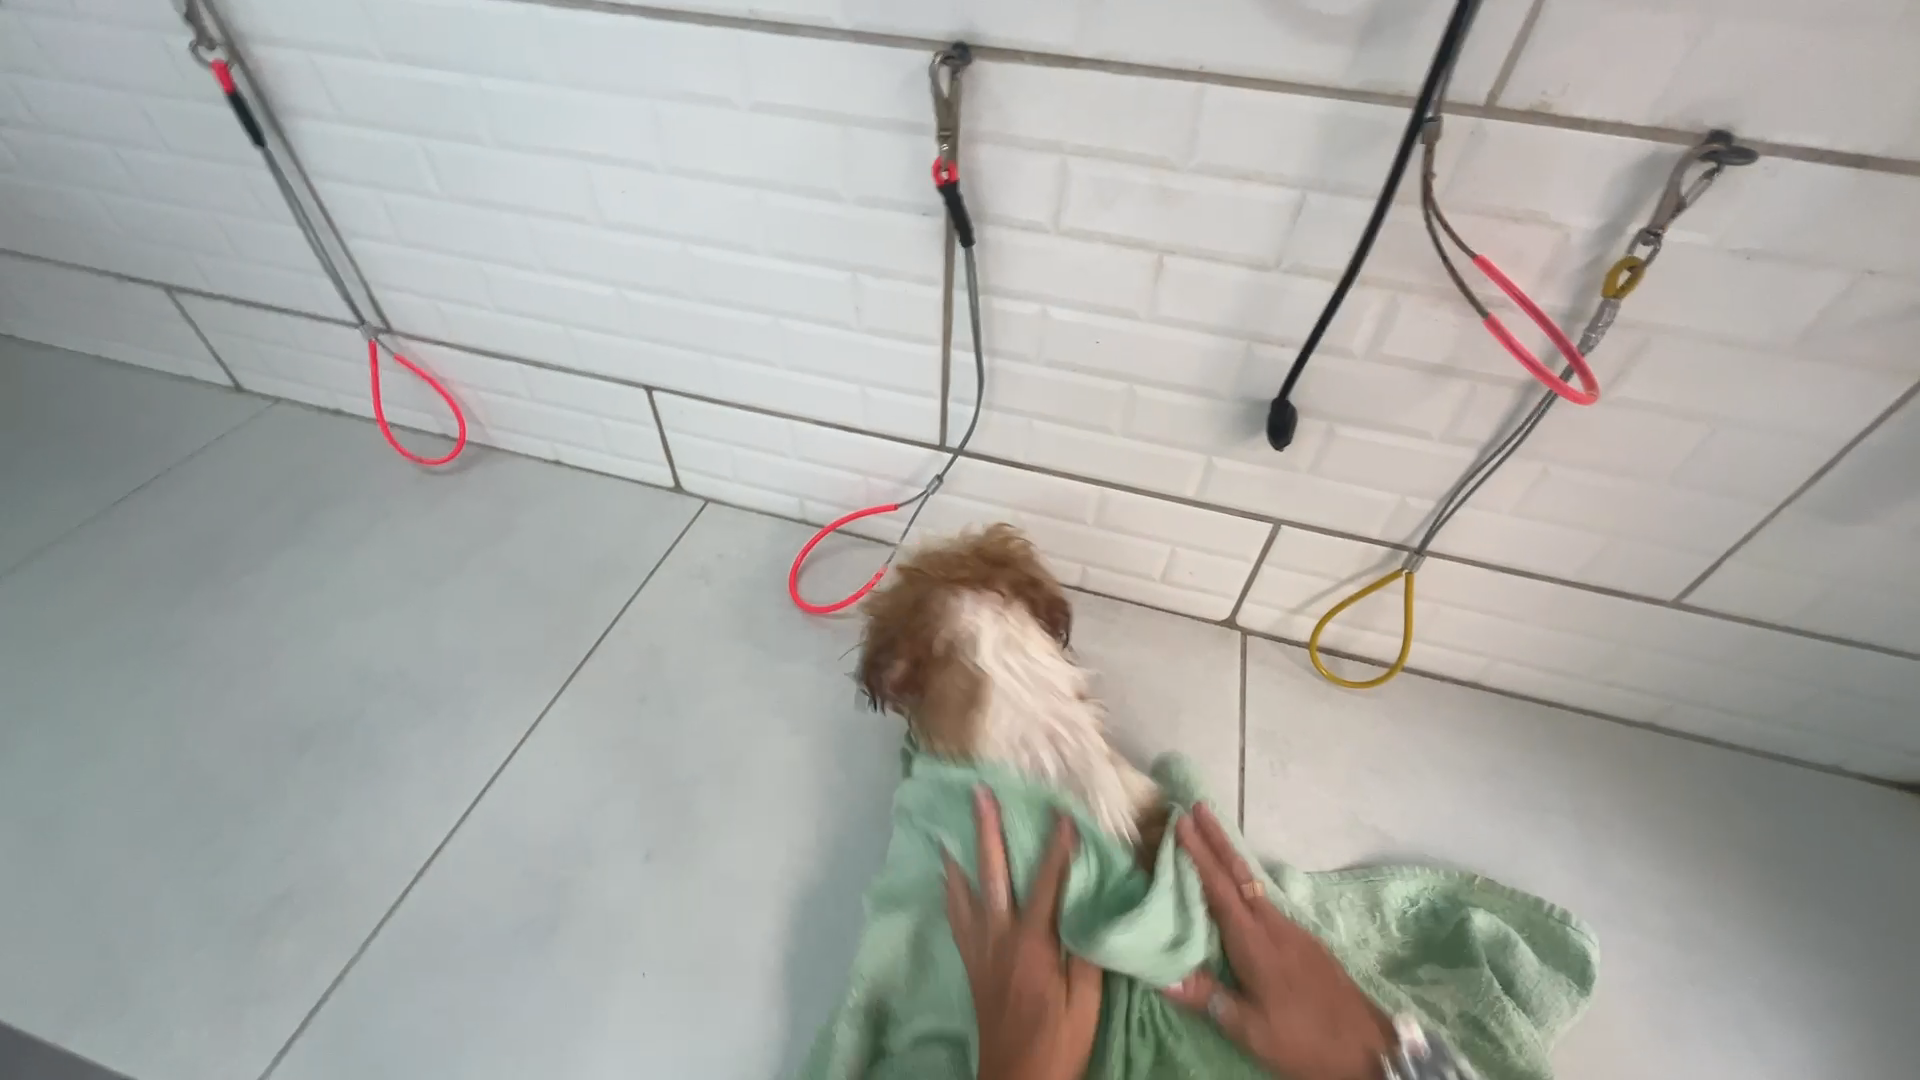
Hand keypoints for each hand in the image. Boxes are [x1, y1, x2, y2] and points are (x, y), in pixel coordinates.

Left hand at [944, 787, 1102, 1079]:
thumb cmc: (1057, 1040)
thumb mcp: (1086, 1003)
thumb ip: (1086, 952)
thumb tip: (1091, 906)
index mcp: (1032, 942)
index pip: (1048, 883)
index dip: (1058, 847)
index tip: (1063, 812)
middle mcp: (999, 935)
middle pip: (991, 871)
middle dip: (986, 829)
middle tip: (979, 793)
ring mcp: (979, 947)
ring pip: (963, 889)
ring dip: (959, 854)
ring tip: (948, 825)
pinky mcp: (970, 960)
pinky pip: (955, 915)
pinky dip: (951, 890)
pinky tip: (948, 876)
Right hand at [1163, 802, 1392, 1079]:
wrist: (1371, 1052)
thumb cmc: (1306, 1041)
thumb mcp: (1252, 1031)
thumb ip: (1208, 999)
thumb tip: (1162, 975)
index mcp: (1254, 942)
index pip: (1219, 888)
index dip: (1198, 855)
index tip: (1181, 823)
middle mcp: (1272, 926)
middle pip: (1239, 872)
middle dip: (1217, 838)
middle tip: (1197, 806)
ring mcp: (1291, 930)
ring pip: (1253, 883)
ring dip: (1229, 856)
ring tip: (1210, 837)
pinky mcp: (1303, 940)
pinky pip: (1264, 898)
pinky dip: (1244, 880)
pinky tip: (1238, 886)